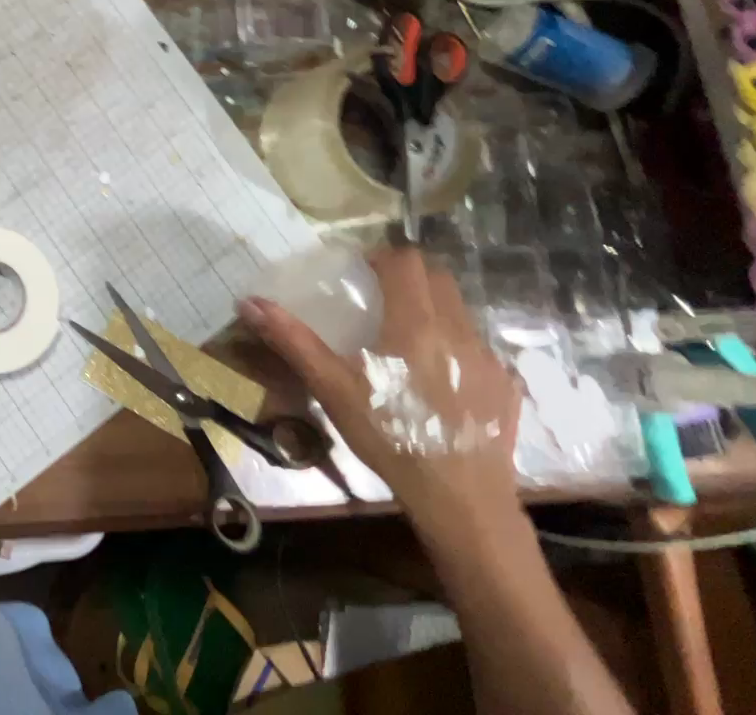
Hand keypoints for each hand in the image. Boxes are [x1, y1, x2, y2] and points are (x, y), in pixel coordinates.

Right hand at [238, 247, 521, 544]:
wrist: (460, 498)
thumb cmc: (388, 436)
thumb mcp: (331, 388)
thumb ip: (292, 340)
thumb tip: (248, 303)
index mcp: (416, 324)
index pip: (405, 262)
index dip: (381, 256)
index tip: (359, 270)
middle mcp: (460, 330)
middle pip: (438, 279)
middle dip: (407, 277)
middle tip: (376, 297)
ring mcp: (491, 358)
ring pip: (461, 312)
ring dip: (431, 310)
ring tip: (403, 340)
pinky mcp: (507, 385)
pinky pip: (478, 348)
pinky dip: (453, 346)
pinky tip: (435, 380)